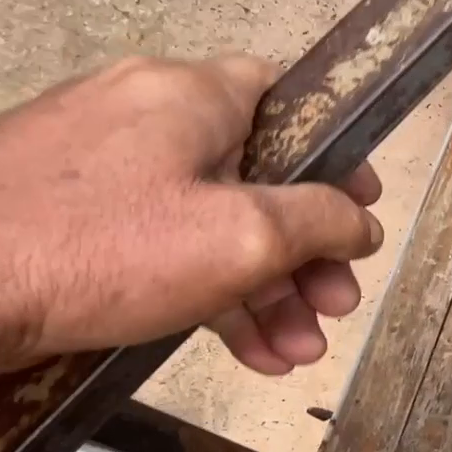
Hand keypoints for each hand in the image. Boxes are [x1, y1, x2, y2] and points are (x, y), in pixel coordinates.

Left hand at [0, 55, 383, 374]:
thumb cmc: (102, 247)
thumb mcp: (249, 233)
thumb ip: (325, 221)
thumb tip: (362, 224)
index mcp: (188, 102)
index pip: (282, 96)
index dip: (335, 152)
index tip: (363, 205)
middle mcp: (151, 126)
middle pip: (267, 184)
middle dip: (314, 256)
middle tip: (338, 305)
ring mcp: (116, 178)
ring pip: (229, 232)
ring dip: (277, 297)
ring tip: (300, 352)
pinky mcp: (88, 225)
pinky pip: (181, 257)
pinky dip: (226, 304)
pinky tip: (257, 355)